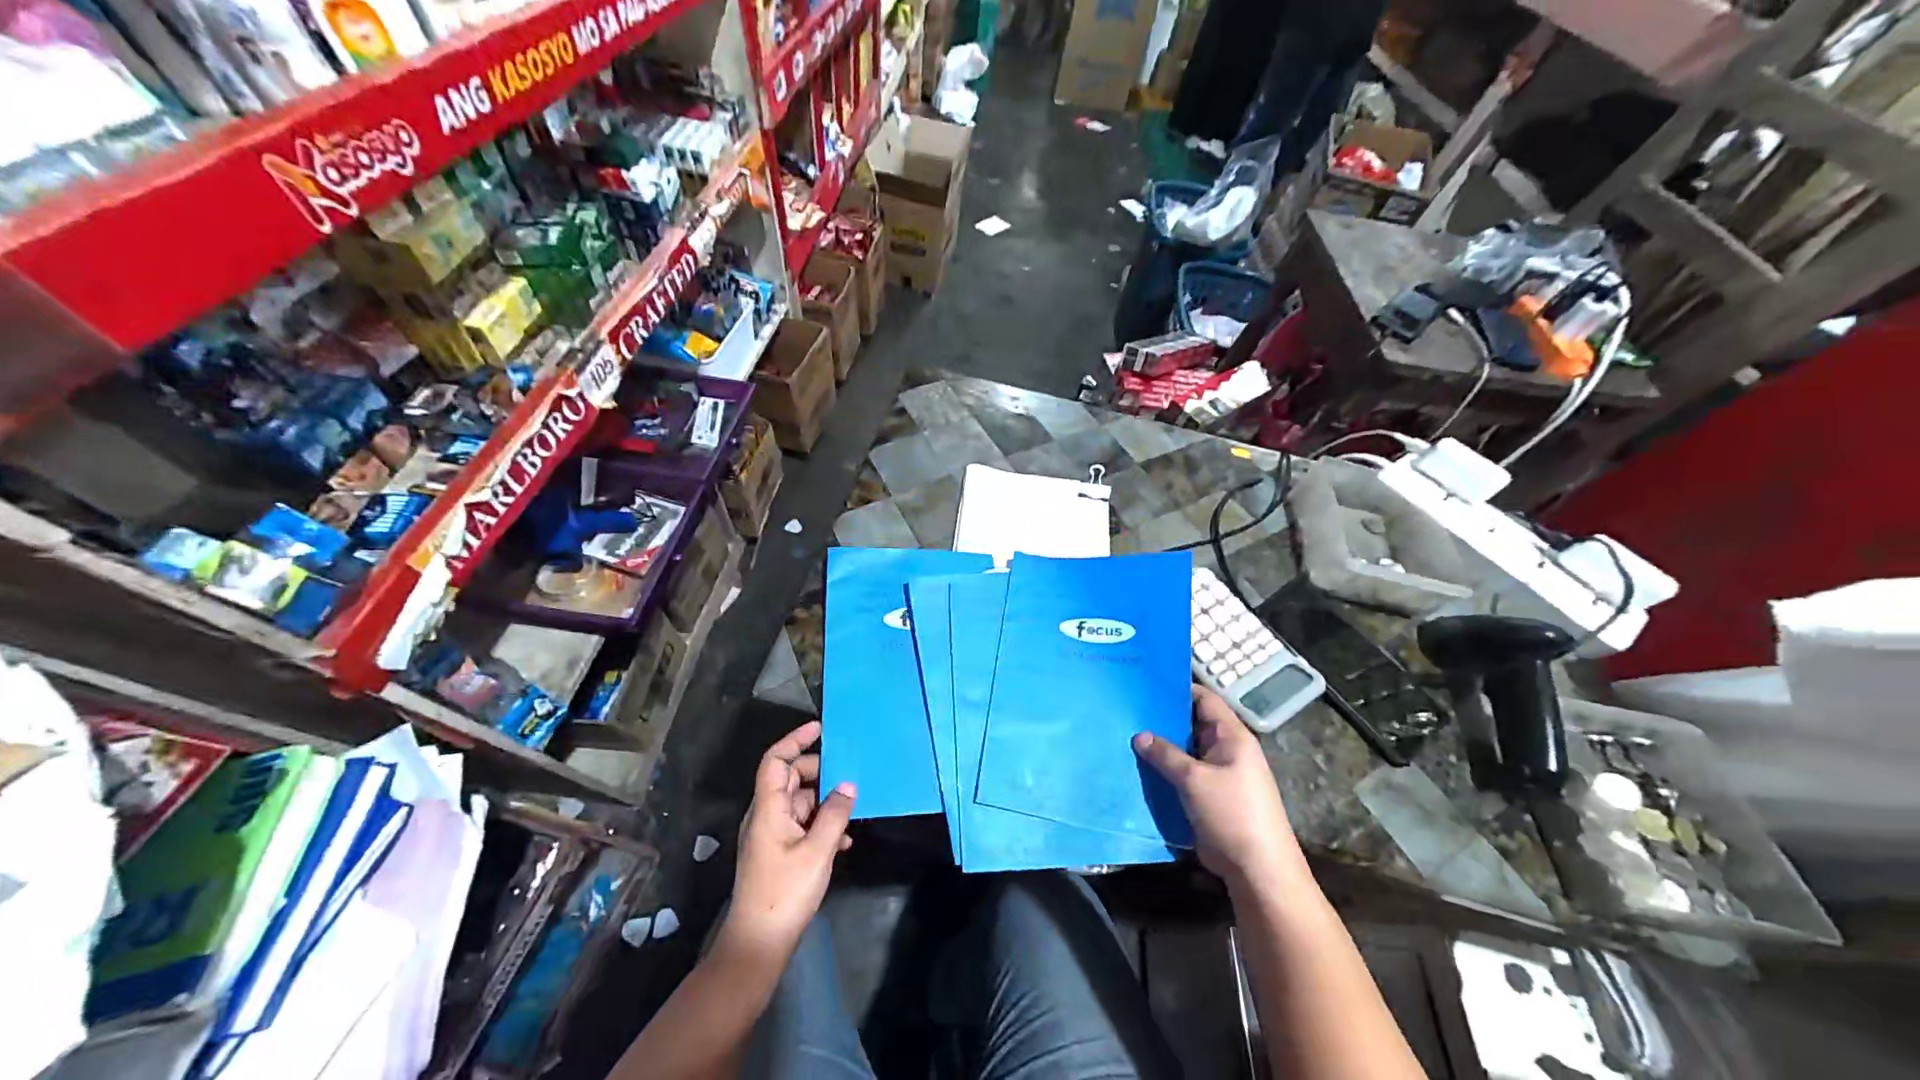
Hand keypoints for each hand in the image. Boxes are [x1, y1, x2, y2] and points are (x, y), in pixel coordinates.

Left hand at [720, 721, 855, 958]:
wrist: (759, 943)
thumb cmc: (785, 892)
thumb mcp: (818, 851)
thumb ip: (835, 814)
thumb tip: (848, 785)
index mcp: (767, 809)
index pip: (775, 761)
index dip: (795, 740)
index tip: (819, 728)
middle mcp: (765, 816)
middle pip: (789, 779)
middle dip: (817, 771)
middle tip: (847, 772)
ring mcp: (770, 835)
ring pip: (798, 803)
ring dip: (824, 801)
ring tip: (852, 808)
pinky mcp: (777, 854)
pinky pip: (800, 825)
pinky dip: (820, 824)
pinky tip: (843, 839)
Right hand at [1133, 685, 1305, 887]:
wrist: (1257, 868)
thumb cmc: (1231, 813)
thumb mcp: (1194, 779)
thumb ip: (1165, 754)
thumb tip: (1140, 734)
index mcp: (1232, 737)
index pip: (1204, 699)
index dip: (1178, 689)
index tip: (1146, 683)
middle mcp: (1226, 750)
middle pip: (1192, 725)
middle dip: (1163, 719)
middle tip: (1128, 709)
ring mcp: (1218, 774)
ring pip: (1185, 752)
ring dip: (1161, 747)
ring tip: (1125, 734)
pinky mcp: (1209, 797)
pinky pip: (1183, 775)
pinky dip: (1164, 771)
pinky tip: (1138, 768)